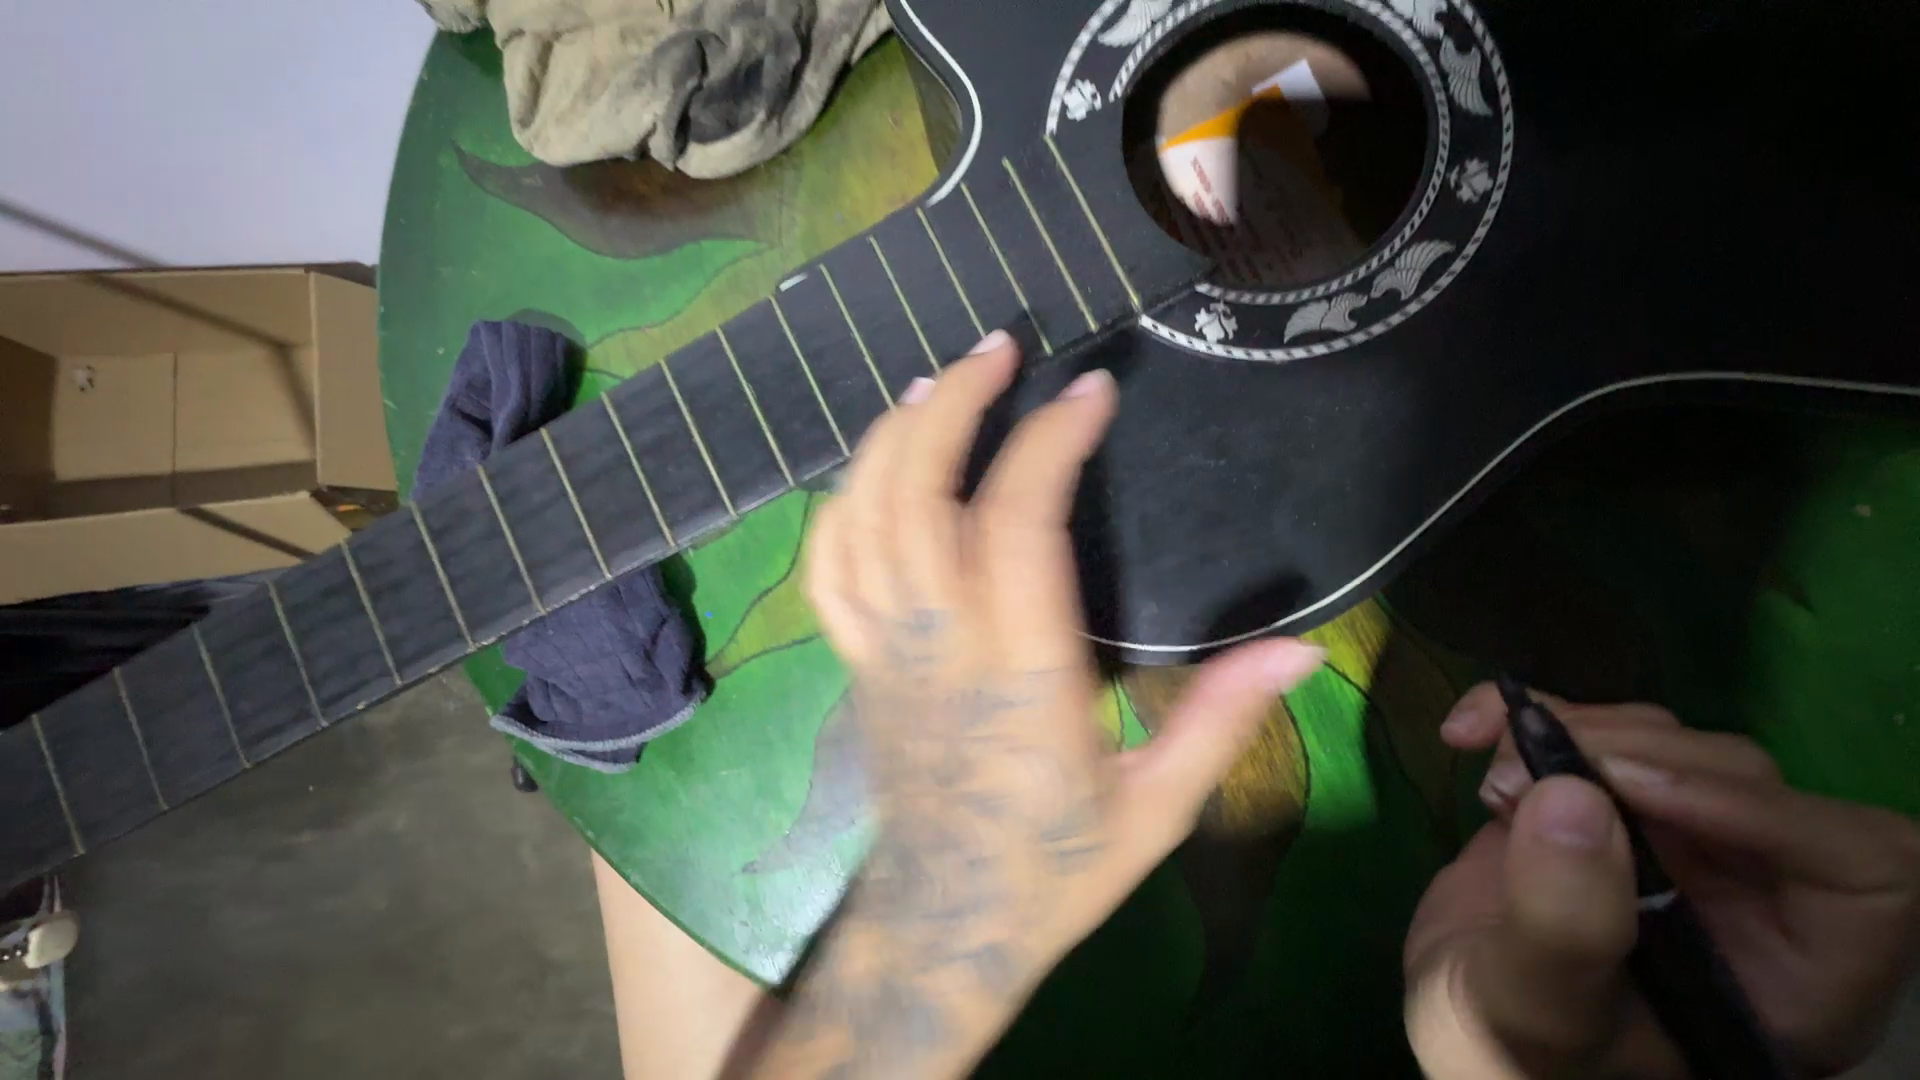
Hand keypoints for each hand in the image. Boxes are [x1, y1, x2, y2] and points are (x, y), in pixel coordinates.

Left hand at [750, 332, 1324, 1078]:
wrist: (949, 921)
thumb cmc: (1054, 865)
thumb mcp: (1157, 806)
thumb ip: (1222, 720)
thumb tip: (1302, 649)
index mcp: (1022, 672)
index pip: (1018, 524)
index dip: (1048, 442)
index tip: (1090, 389)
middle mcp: (941, 645)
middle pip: (919, 498)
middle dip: (952, 408)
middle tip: (997, 349)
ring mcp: (884, 651)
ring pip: (863, 522)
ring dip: (892, 438)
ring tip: (933, 383)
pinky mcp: (856, 665)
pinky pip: (829, 571)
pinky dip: (840, 505)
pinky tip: (869, 465)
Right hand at [1404, 683, 1919, 1078]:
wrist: (1450, 1015)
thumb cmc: (1507, 1048)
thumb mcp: (1533, 1005)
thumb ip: (1565, 924)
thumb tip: (1574, 792)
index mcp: (1789, 970)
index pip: (1856, 866)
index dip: (1757, 809)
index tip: (1622, 788)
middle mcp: (1748, 895)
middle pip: (1743, 780)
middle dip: (1622, 758)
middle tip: (1520, 779)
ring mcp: (1667, 840)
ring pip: (1663, 741)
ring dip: (1566, 732)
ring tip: (1492, 782)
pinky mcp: (1592, 800)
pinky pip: (1582, 724)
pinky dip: (1516, 712)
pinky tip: (1465, 732)